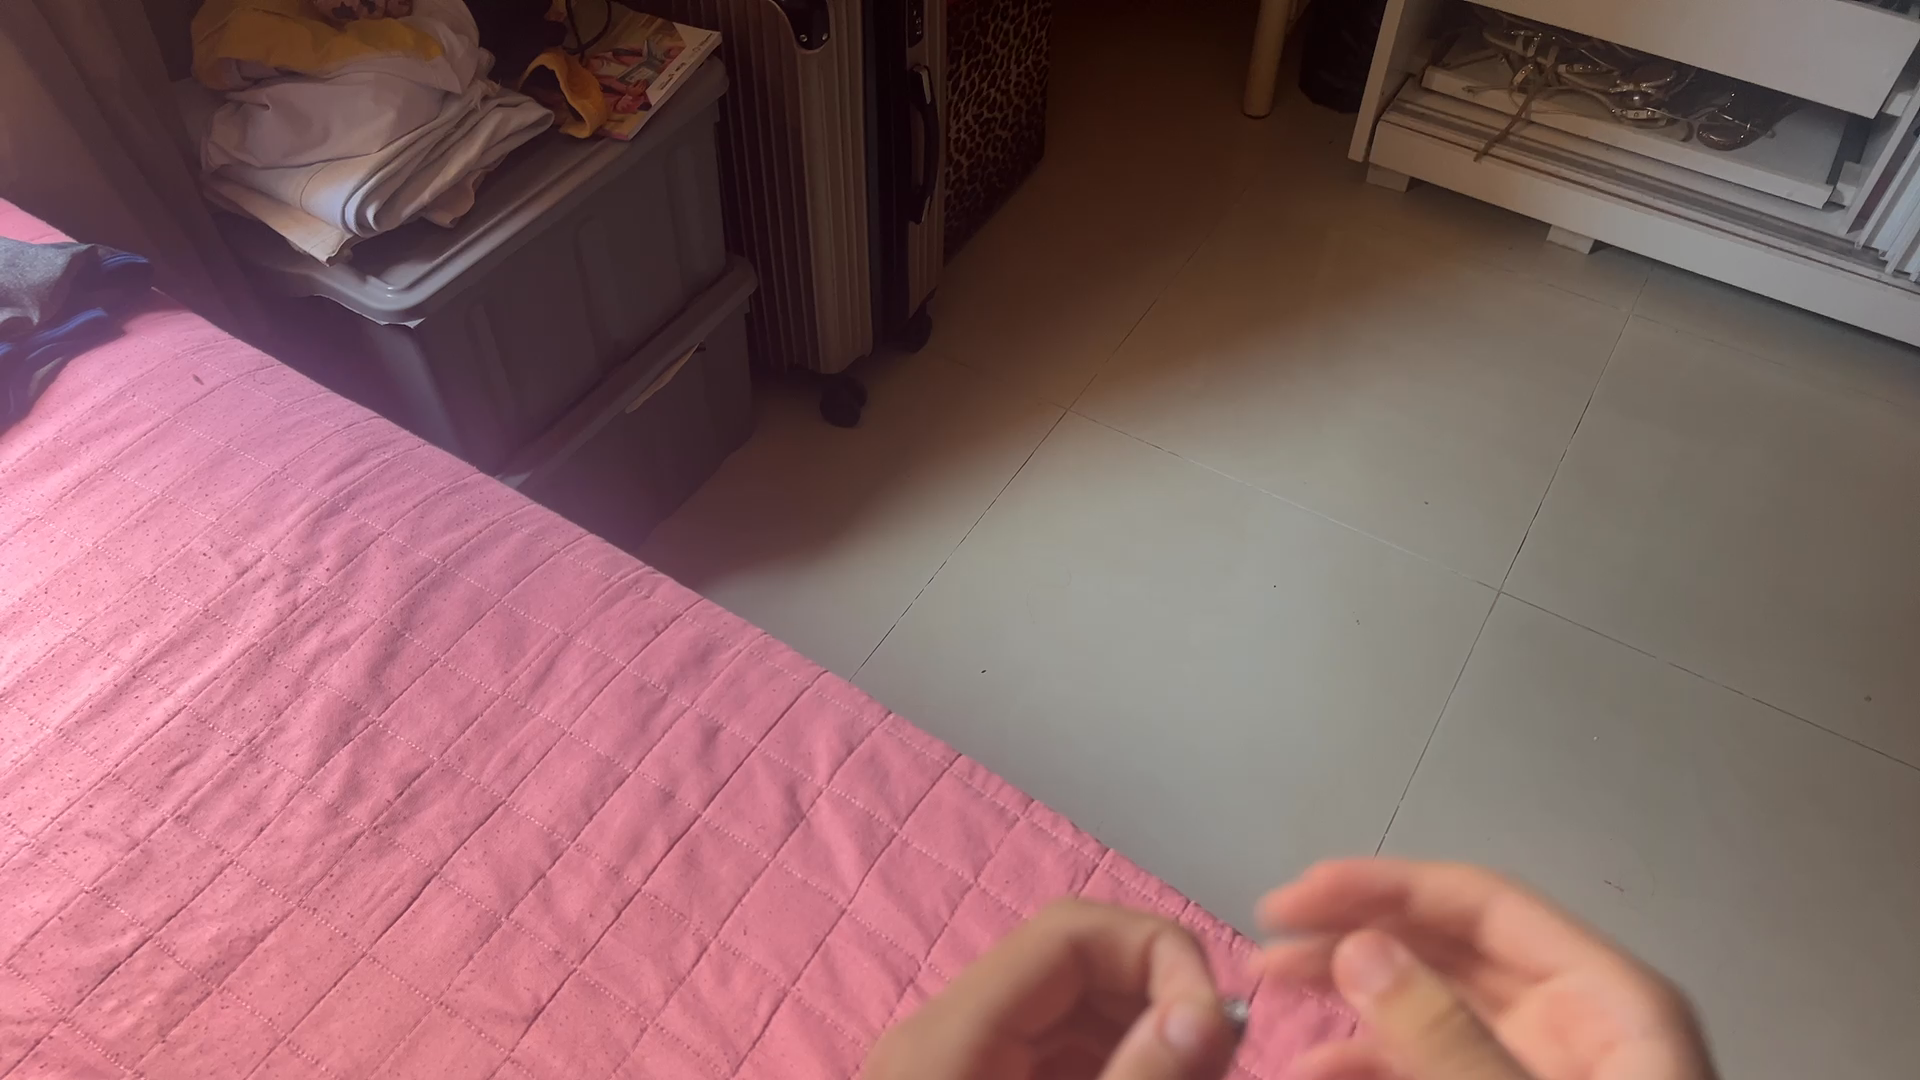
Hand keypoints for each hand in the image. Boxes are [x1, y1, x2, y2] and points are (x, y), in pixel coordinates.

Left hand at [862, 897, 1241, 1079]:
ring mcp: (968, 1059)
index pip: (1065, 932)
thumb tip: (1208, 1016)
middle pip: (1075, 965)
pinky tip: (1152, 1077)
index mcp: (952, 1032)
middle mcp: (954, 1030)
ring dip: (1149, 1033)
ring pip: (1079, 1009)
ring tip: (1196, 1071)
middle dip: (1160, 998)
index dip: (1152, 952)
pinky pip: (1067, 1051)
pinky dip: (1121, 1062)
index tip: (1213, 1025)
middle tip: (1217, 1061)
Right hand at [1253, 859, 1716, 1079]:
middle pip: (1437, 941)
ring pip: (1418, 993)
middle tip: (1270, 933)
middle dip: (1346, 932)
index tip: (1300, 896)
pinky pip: (1418, 1057)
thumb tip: (1357, 950)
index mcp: (1604, 998)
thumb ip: (1449, 1041)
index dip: (1382, 884)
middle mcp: (1565, 1015)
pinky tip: (1313, 1068)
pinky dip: (1360, 1057)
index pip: (1477, 902)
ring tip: (1269, 983)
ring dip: (1338, 987)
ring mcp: (1528, 1060)